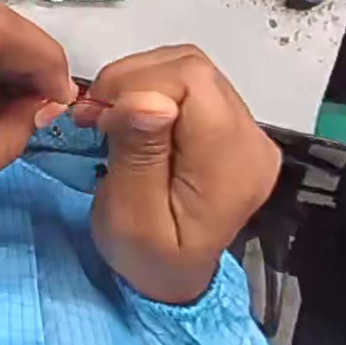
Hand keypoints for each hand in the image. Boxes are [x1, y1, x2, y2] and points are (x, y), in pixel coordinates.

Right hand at [79, 46, 280, 303]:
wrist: (170, 278)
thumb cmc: (146, 256)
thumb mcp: (132, 216)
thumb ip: (140, 155)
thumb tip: (145, 99)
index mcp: (232, 162)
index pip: (190, 80)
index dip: (135, 86)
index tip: (100, 120)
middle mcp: (250, 138)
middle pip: (189, 66)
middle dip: (130, 81)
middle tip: (95, 118)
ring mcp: (241, 129)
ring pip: (184, 66)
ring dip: (134, 83)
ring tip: (107, 118)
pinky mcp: (223, 126)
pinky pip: (183, 83)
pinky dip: (144, 89)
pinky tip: (125, 118)